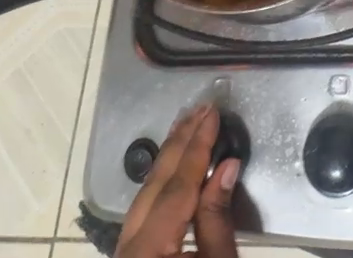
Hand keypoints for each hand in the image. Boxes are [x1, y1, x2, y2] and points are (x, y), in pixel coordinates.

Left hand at [117, 103, 242, 257]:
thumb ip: (217, 218)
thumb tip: (227, 166)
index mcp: (149, 248)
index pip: (178, 186)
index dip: (197, 147)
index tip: (213, 113)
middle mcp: (128, 243)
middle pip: (157, 182)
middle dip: (181, 141)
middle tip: (202, 108)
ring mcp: (125, 247)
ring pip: (146, 191)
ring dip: (170, 155)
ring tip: (187, 123)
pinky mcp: (130, 251)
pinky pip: (144, 205)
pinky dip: (161, 178)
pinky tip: (172, 163)